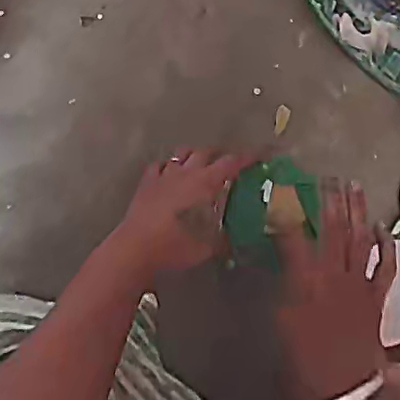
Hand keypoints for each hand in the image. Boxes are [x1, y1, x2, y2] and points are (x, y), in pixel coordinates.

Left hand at [111, 148, 255, 274]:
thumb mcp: (209, 246)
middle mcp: (188, 172)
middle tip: (227, 161)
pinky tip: (168, 173)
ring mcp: (165, 175)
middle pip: (206, 151)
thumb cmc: (177, 245)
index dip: (248, 157)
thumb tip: (234, 241)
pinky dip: (166, 167)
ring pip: (182, 153)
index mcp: (207, 182)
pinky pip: (158, 166)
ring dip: (193, 155)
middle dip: (219, 153)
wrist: (137, 247)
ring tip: (198, 163)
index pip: (232, 162)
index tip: (261, 153)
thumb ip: (224, 239)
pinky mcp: (147, 183)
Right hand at [274, 180, 393, 399]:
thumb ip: (284, 283)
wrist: (343, 393)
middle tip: (328, 178)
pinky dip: (385, 245)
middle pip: (333, 226)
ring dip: (357, 210)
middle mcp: (334, 273)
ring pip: (359, 237)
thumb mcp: (281, 320)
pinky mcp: (376, 297)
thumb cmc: (304, 361)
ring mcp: (359, 283)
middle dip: (329, 199)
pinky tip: (382, 227)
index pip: (293, 233)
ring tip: (354, 186)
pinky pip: (385, 265)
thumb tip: (283, 258)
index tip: (284, 190)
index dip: (288, 209)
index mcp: (305, 278)